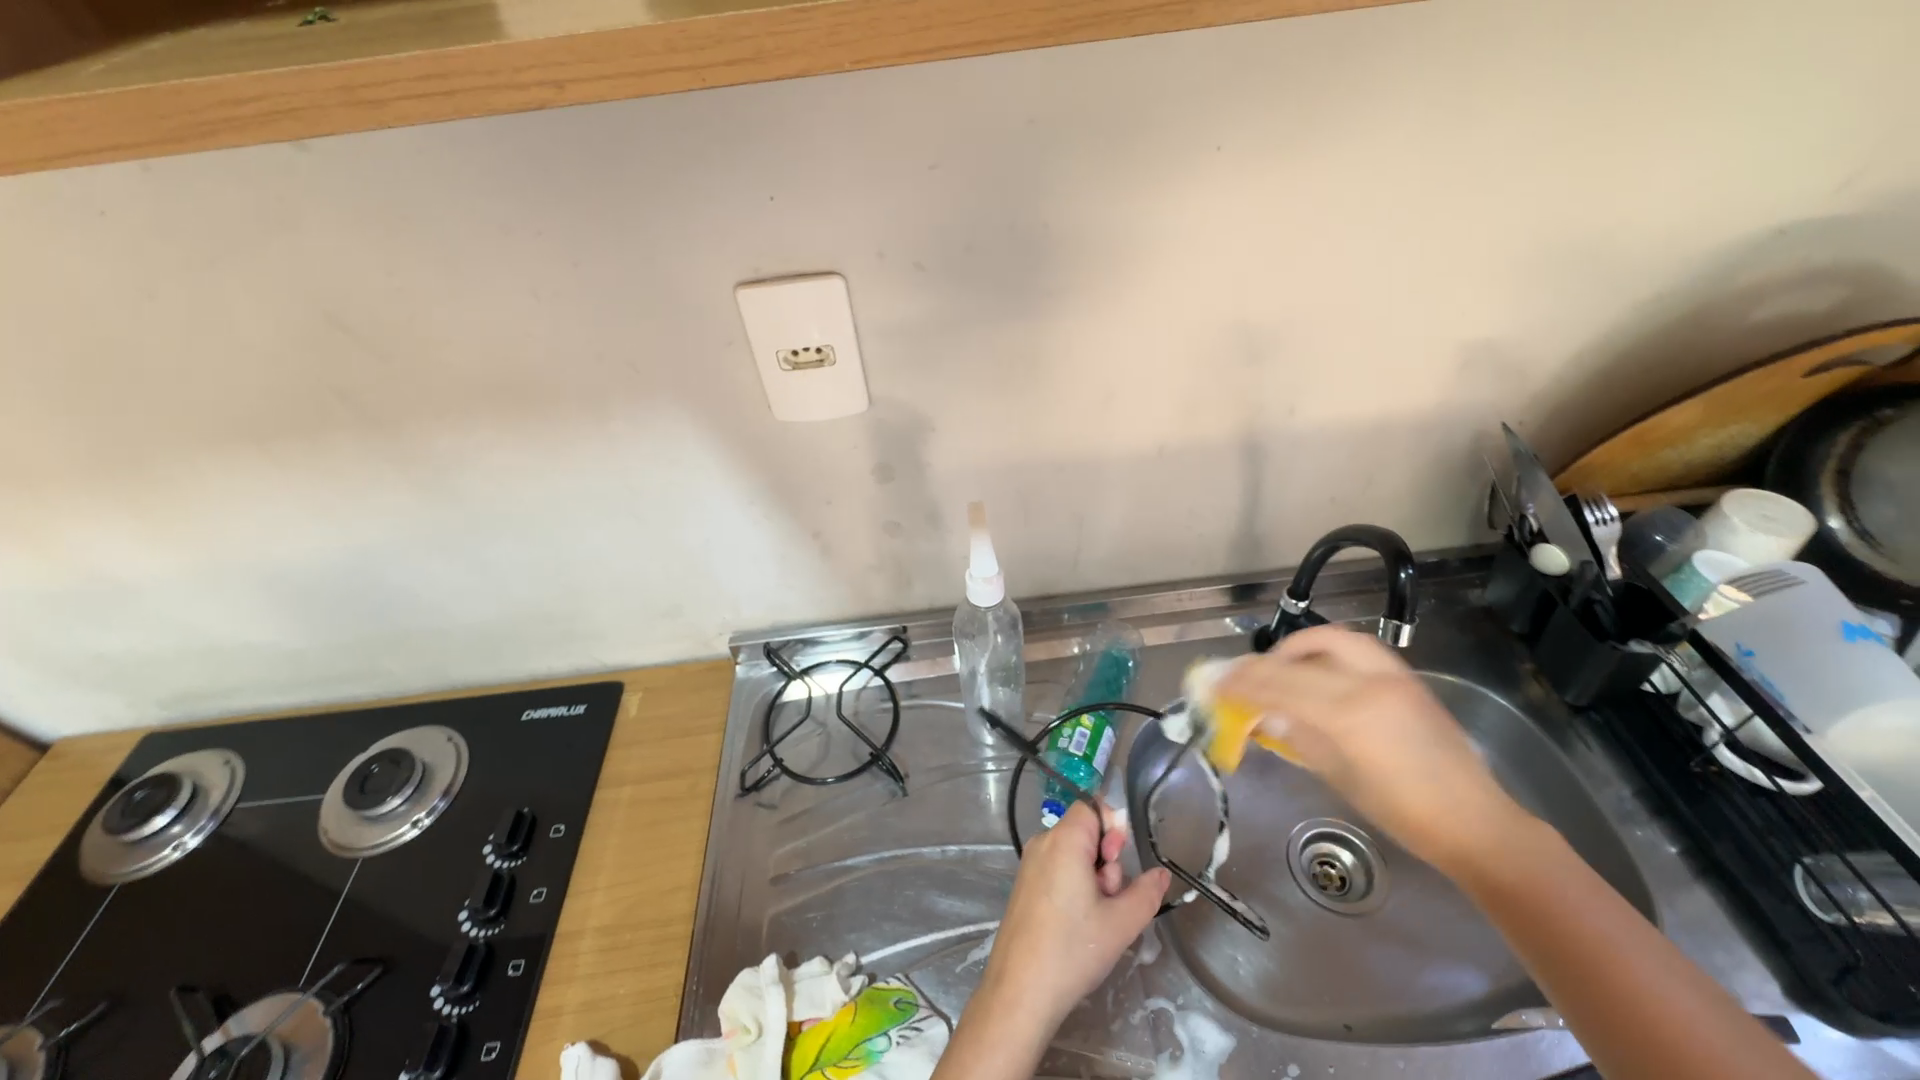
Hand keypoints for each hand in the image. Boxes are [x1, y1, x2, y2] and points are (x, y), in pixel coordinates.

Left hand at [979, 800, 1169, 1028]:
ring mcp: (1029, 867)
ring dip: (1093, 879)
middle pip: (1084, 833)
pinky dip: (1074, 889)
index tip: (1117, 862)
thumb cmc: (1073, 950)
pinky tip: (1078, 925)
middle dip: (1106, 861)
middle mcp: (1041, 844)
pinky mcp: (1024, 888)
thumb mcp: (1122, 922)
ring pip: (1073, 856)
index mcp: (1062, 841)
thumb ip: (1147, 891)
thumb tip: (1161, 874)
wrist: (1021, 992)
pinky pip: (1058, 871)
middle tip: (1109, 899)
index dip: (1112, 828)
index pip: (1091, 807)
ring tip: (1094, 918)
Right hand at [1218, 624, 1535, 875]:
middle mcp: (1371, 682)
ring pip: (1335, 640)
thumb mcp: (1339, 776)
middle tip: (1247, 675)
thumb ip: (1298, 737)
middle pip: (1304, 653)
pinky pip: (1358, 652)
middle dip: (1267, 660)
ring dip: (1300, 648)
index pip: (1280, 684)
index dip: (1241, 681)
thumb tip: (1262, 716)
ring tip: (1281, 669)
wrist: (1473, 820)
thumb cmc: (1402, 812)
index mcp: (1350, 713)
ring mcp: (1394, 676)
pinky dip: (1328, 654)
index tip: (1213, 682)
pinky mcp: (1408, 680)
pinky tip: (1317, 677)